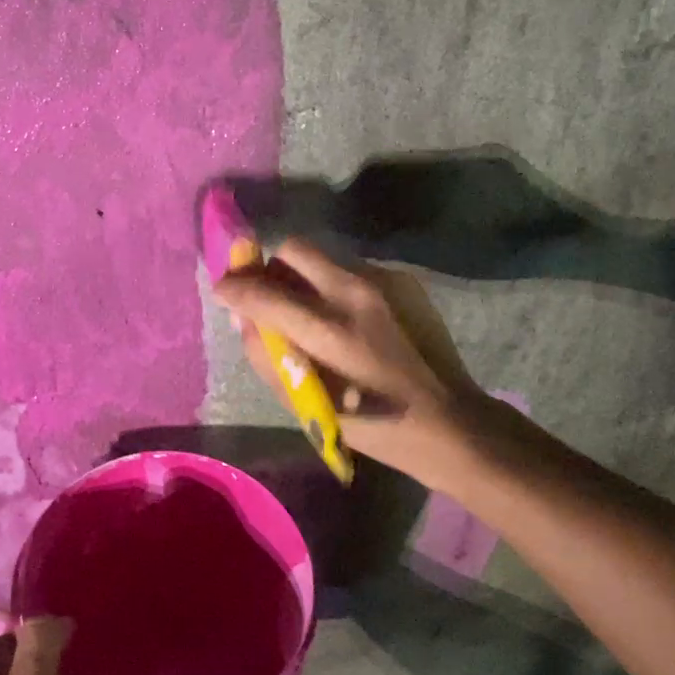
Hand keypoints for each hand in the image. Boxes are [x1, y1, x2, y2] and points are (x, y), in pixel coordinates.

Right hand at [212, 239, 495, 492]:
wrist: (451, 420)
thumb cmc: (374, 425)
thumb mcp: (308, 404)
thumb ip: (267, 356)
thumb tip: (244, 318)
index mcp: (329, 330)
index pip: (262, 291)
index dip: (233, 287)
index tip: (224, 291)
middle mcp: (355, 291)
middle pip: (293, 249)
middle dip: (273, 269)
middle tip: (272, 297)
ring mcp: (384, 280)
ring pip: (325, 258)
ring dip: (308, 279)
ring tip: (317, 315)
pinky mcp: (404, 279)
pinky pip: (354, 271)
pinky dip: (339, 288)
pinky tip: (354, 322)